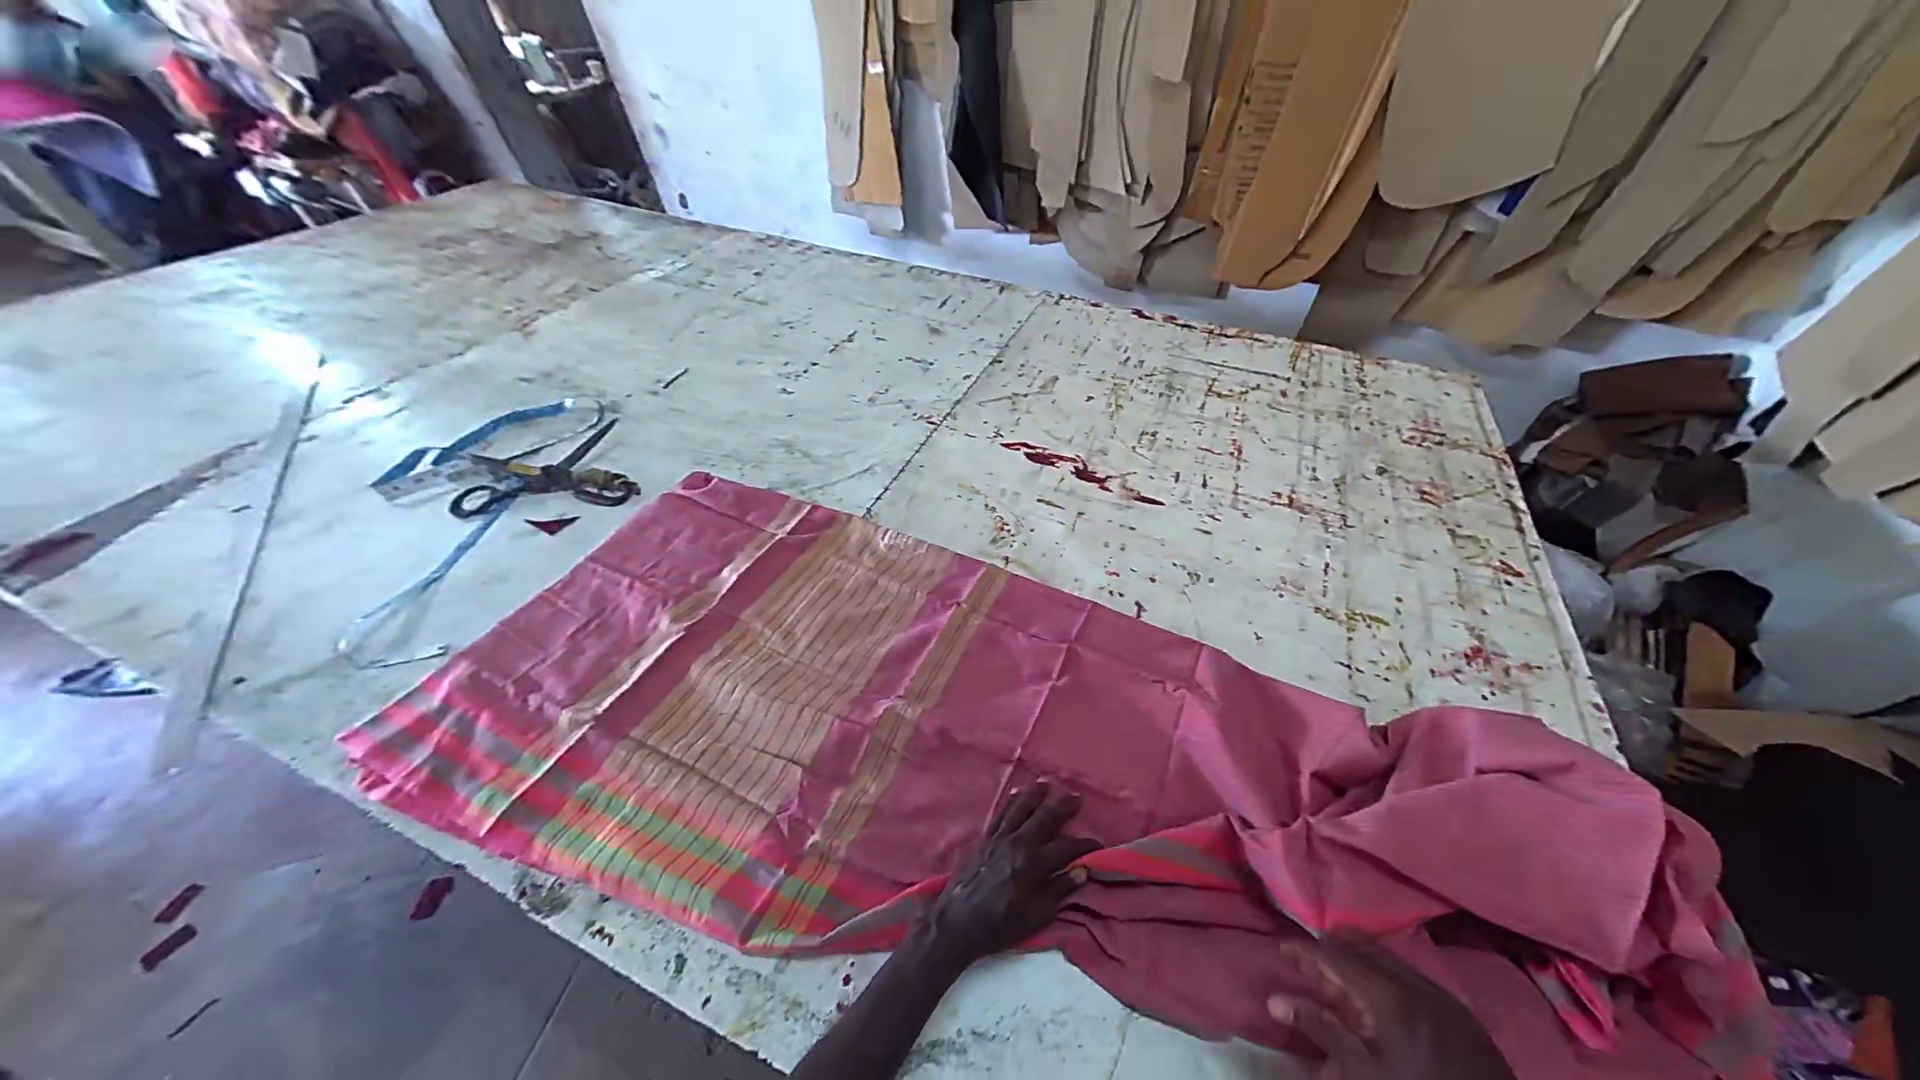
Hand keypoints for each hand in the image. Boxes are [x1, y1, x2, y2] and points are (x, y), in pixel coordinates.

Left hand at [916, 781, 1100, 970]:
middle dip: (1063, 806)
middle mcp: (1018, 843)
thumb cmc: (1001, 924)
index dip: (1084, 845)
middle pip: (1045, 818)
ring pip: (1021, 808)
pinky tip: (1017, 793)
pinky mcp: (986, 838)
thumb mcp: (1037, 915)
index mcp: (1034, 863)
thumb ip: (1059, 890)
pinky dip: (1012, 801)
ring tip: (1046, 784)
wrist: (959, 921)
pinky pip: (1002, 813)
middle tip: (1076, 797)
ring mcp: (1000, 837)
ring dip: (1035, 794)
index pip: (1066, 847)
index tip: (1097, 844)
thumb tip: (1081, 871)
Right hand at [1269, 937, 1516, 1079]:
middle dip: (1333, 951)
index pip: (1336, 956)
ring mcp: (1445, 1000)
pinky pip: (1415, 981)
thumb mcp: (1364, 1076)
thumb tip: (1276, 1000)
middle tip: (1307, 961)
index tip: (1281, 948)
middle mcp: (1417, 985)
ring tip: (1338, 980)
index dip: (1306, 949)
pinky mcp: (1464, 1019)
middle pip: (1364, 950)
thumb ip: (1322, 1031)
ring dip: (1360, 963)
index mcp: (1390, 995)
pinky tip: (1380, 1003)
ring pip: (1391, 962)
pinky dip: (1387, 979)